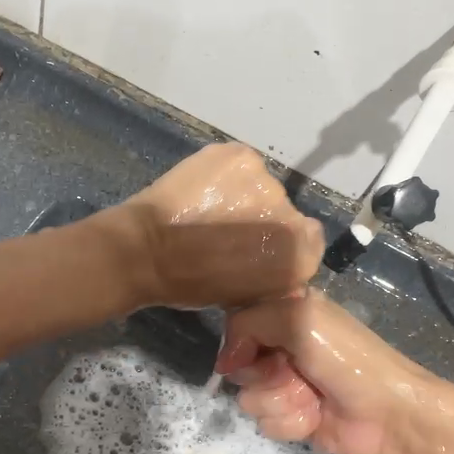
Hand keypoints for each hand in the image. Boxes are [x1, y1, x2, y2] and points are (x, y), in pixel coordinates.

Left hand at [111, 142, 324, 308]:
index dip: (279, 243)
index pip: (308, 242)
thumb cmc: (189, 284)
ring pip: (260, 187)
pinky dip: (224, 175)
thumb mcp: (241, 296)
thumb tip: (274, 262)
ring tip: (207, 209)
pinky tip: (201, 190)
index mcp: (297, 257)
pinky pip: (240, 166)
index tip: (254, 248)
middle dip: (259, 219)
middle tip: (224, 230)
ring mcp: (266, 181)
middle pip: (283, 211)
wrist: (145, 252)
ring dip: (240, 195)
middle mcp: (291, 215)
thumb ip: (270, 277)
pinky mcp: (241, 156)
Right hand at [214, 290, 437, 453]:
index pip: (237, 323)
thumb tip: (225, 361)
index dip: (238, 340)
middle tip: (293, 372)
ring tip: (310, 397)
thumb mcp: (299, 319)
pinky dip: (290, 421)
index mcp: (288, 314)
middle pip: (237, 363)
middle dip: (263, 373)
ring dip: (280, 400)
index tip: (250, 351)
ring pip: (248, 397)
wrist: (387, 414)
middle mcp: (282, 347)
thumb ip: (249, 323)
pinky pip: (264, 422)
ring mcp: (285, 385)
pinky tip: (315, 416)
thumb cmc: (347, 359)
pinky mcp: (290, 417)